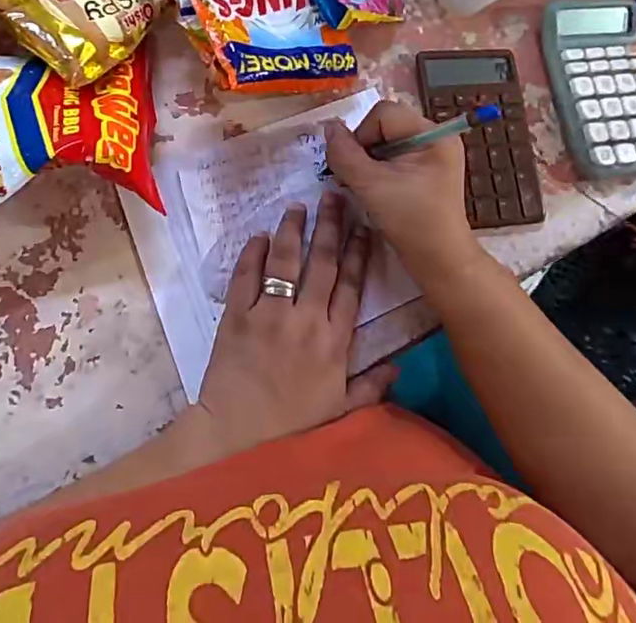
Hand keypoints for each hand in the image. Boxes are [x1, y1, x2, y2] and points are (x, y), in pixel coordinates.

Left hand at [184, 195, 396, 463]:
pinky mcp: (236, 316)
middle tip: (334, 196)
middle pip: (321, 263)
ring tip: (297, 206)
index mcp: (334, 341)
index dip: (358, 253)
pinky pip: (246, 276)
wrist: (235, 439)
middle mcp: (305, 320)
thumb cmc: (292, 429)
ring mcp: (269, 315)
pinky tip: (259, 235)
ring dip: (292, 231)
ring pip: (284, 261)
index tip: (364, 227)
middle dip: (330, 226)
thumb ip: (372, 388)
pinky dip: (252, 253)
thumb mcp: (341, 414)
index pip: (350, 286)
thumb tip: (400, 366)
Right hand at [323, 99, 477, 262]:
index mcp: (433, 135)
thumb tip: (329, 127)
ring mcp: (433, 155)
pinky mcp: (427, 171)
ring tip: (366, 187)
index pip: (384, 113)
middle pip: (385, 125)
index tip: (356, 167)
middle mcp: (437, 138)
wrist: (440, 262)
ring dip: (369, 161)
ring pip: (386, 142)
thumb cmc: (410, 222)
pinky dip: (379, 170)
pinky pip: (395, 157)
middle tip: (357, 179)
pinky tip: (376, 190)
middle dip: (365, 149)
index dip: (362, 135)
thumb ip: (344, 153)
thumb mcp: (370, 185)